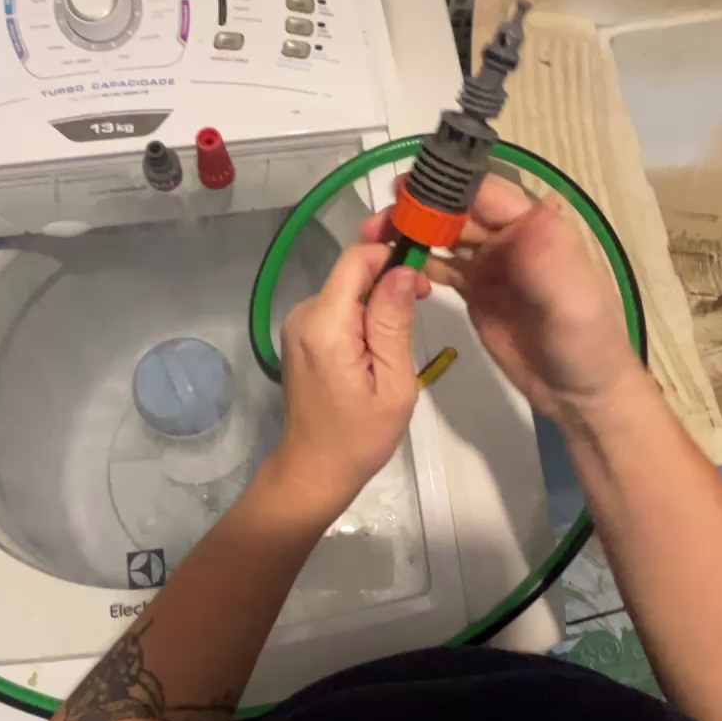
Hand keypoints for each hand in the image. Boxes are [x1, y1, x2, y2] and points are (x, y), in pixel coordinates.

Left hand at [266, 242, 430, 509]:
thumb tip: (403, 270)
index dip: (390, 251)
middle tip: (424, 301)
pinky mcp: (300, 336)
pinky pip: (336, 309)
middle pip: (351, 273)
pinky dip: (361, 314)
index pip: (355, 260)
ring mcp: (297, 325)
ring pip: (346, 290)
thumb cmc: (359, 436)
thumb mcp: (393, 383)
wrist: (314, 469)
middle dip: (389, 277)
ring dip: (377, 298)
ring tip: (404, 329)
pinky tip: (380, 341)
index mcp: (325, 325)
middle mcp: (304, 315)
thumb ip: (394, 322)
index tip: (423, 269)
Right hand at [362, 175, 638, 419]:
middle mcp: (511, 238)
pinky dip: (419, 264)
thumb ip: (550, 259)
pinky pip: (443, 268)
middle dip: (419, 210)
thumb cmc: (585, 346)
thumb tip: (536, 206)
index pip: (486, 196)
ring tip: (375, 238)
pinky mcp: (476, 291)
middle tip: (379, 219)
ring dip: (413, 234)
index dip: (447, 189)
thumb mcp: (573, 303)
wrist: (579, 393)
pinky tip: (394, 267)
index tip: (406, 188)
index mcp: (537, 228)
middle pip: (458, 212)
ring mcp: (491, 265)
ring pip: (446, 237)